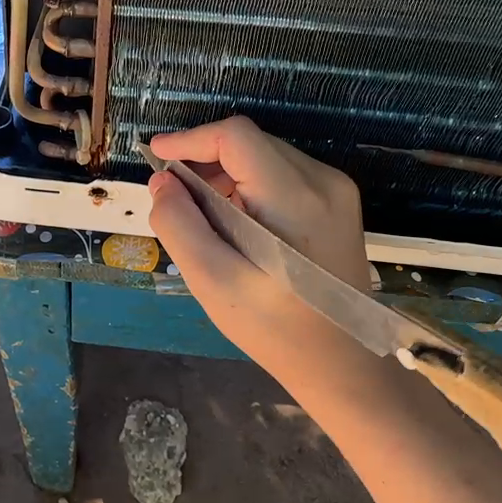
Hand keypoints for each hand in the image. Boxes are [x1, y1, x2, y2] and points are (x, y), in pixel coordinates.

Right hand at [146, 117, 372, 383]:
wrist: (344, 366)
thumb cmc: (277, 329)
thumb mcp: (214, 282)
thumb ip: (179, 224)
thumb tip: (162, 182)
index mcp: (295, 196)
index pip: (236, 136)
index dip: (190, 140)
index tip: (156, 156)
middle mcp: (323, 181)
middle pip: (251, 143)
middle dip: (205, 160)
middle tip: (174, 197)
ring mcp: (336, 192)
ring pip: (265, 156)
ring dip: (225, 174)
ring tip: (201, 214)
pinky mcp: (338, 205)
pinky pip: (282, 176)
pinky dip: (249, 186)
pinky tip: (235, 223)